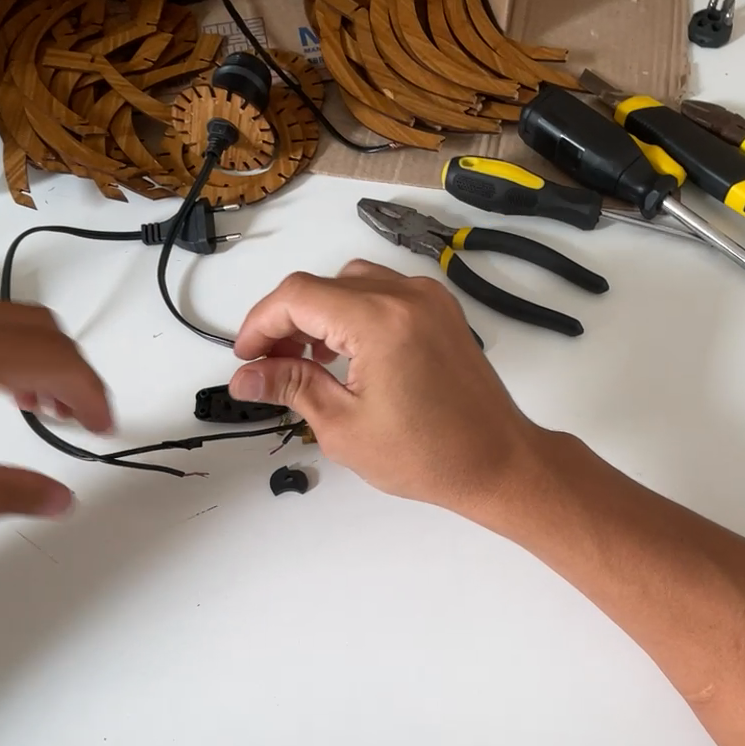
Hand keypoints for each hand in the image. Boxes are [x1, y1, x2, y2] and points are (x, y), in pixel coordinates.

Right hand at [229, 262, 547, 513]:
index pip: (298, 296)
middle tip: (270, 367)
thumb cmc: (432, 455)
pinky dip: (355, 314)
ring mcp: (430, 300)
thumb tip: (247, 376)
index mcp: (380, 321)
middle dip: (287, 322)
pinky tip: (346, 353)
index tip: (247, 356)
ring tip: (307, 362)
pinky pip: (384, 293)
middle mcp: (408, 297)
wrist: (498, 461)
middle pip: (323, 286)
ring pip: (352, 284)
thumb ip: (291, 387)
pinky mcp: (442, 312)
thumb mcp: (344, 426)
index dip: (261, 323)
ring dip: (320, 315)